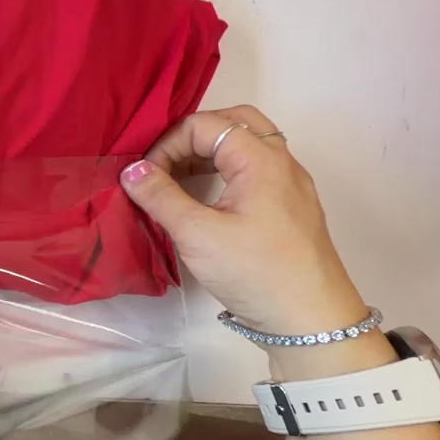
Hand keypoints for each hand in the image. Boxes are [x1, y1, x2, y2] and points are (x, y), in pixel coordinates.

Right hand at [119, 106, 394, 378]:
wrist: (309, 318)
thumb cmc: (253, 271)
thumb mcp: (197, 234)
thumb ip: (160, 196)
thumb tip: (130, 170)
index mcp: (261, 161)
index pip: (206, 125)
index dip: (168, 144)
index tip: (147, 178)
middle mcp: (280, 163)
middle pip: (235, 122)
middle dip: (191, 136)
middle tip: (162, 164)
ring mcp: (286, 184)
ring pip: (245, 144)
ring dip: (205, 152)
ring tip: (173, 180)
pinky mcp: (285, 205)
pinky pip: (251, 168)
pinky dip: (220, 170)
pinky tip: (199, 197)